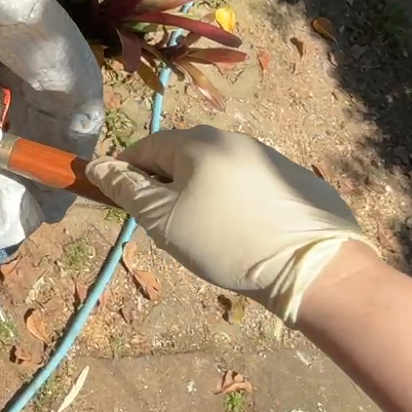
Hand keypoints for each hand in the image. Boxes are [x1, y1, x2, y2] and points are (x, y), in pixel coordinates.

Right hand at [85, 126, 378, 321]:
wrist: (315, 272)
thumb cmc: (224, 241)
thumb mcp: (161, 218)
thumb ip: (125, 188)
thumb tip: (96, 166)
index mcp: (197, 142)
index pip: (143, 148)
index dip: (127, 175)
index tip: (128, 206)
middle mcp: (232, 139)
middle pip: (180, 158)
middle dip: (166, 187)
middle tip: (168, 226)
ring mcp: (269, 157)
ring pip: (214, 172)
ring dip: (200, 195)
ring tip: (208, 235)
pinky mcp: (297, 182)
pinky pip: (248, 186)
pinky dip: (235, 204)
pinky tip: (244, 235)